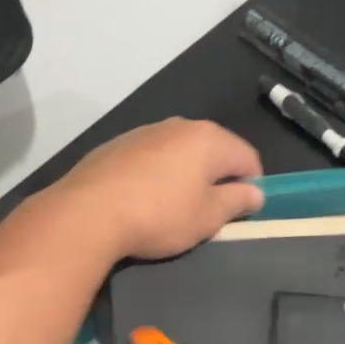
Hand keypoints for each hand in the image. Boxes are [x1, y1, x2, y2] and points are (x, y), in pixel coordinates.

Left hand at [43, 118, 263, 260]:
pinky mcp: (117, 145)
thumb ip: (237, 201)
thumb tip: (255, 192)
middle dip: (218, 179)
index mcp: (208, 139)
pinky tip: (146, 201)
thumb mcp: (208, 217)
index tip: (243, 213)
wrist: (89, 212)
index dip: (253, 186)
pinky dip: (158, 176)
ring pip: (180, 153)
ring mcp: (145, 132)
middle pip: (213, 151)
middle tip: (210, 213)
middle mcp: (179, 126)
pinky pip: (151, 159)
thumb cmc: (160, 215)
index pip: (248, 157)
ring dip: (187, 176)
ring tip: (176, 209)